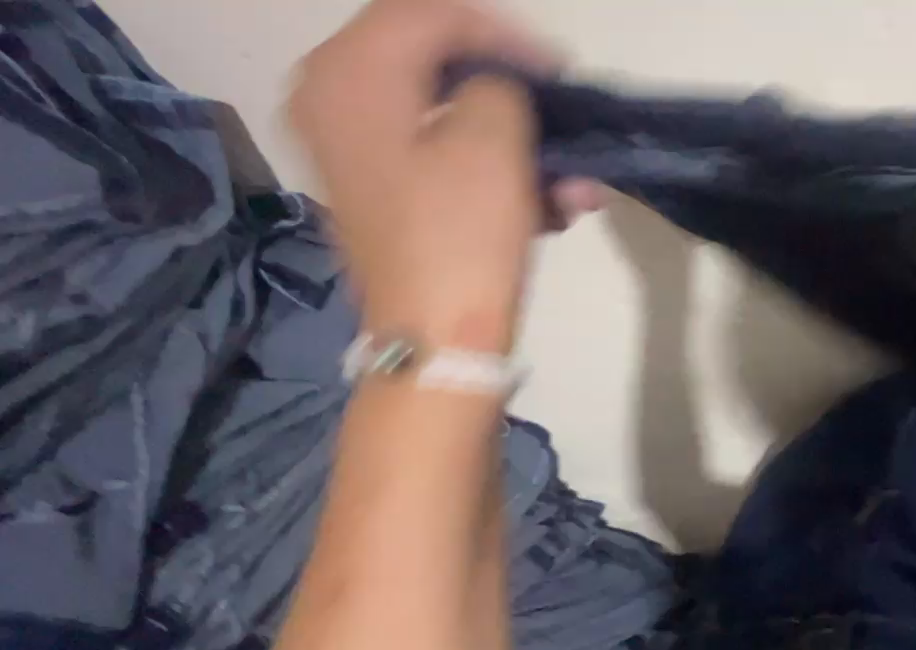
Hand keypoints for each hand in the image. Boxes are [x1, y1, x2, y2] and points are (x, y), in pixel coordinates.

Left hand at [287, 0, 600, 353]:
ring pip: (450, 122)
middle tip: (567, 125)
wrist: (436, 344)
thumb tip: (498, 90)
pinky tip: (549, 209)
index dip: (502, 33)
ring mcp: (358, 152)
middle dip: (516, 100)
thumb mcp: (490, 146)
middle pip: (437, 67)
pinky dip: (498, 175)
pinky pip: (445, 162)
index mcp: (349, 74)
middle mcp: (335, 99)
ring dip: (520, 148)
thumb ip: (497, 88)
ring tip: (574, 187)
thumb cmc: (461, 241)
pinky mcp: (386, 197)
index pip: (428, 13)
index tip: (560, 71)